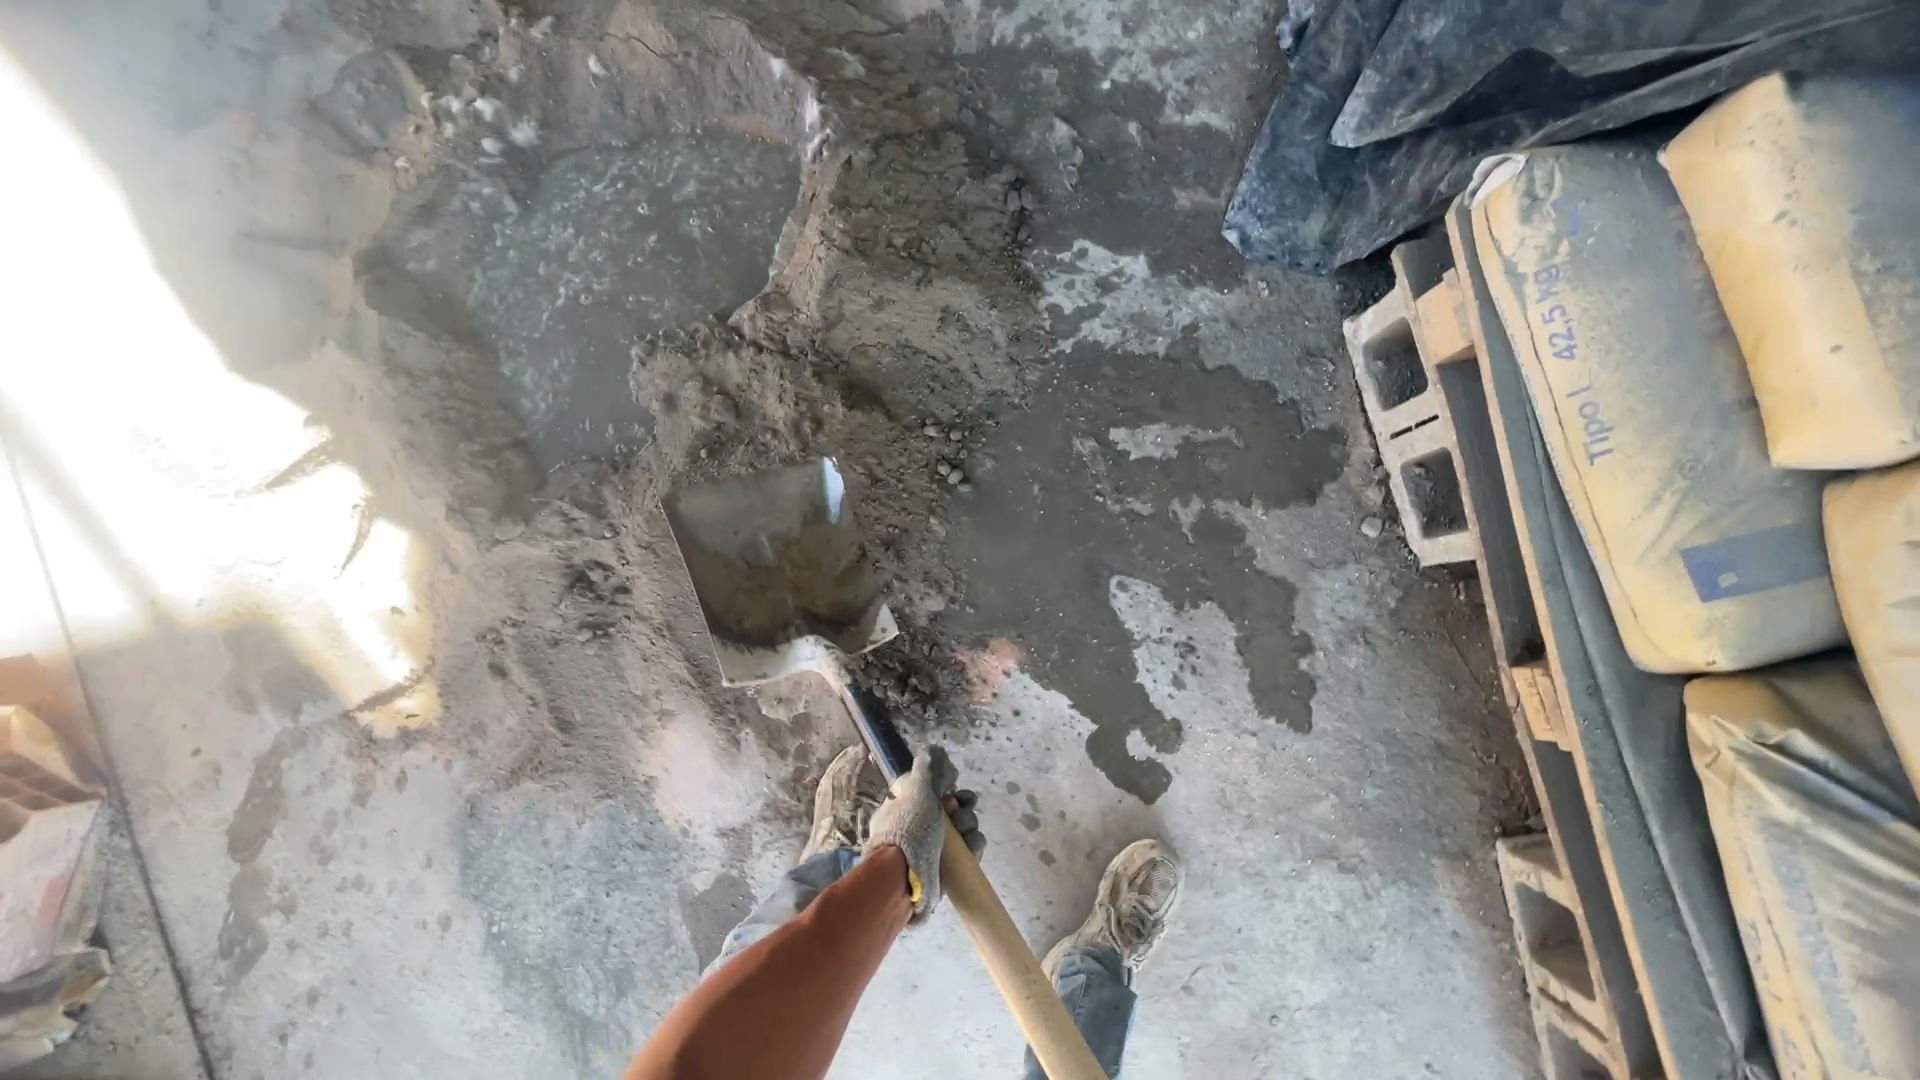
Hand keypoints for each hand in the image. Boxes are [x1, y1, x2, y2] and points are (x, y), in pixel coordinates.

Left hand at [862, 746, 983, 922]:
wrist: (907, 877)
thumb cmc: (908, 830)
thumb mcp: (915, 792)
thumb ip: (924, 771)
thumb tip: (929, 751)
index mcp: (908, 810)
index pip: (935, 793)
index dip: (947, 789)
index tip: (951, 789)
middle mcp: (922, 829)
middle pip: (954, 809)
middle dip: (961, 807)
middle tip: (955, 812)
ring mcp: (937, 849)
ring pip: (966, 828)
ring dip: (968, 826)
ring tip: (961, 832)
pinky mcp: (951, 869)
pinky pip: (970, 849)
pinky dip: (972, 846)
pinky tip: (968, 846)